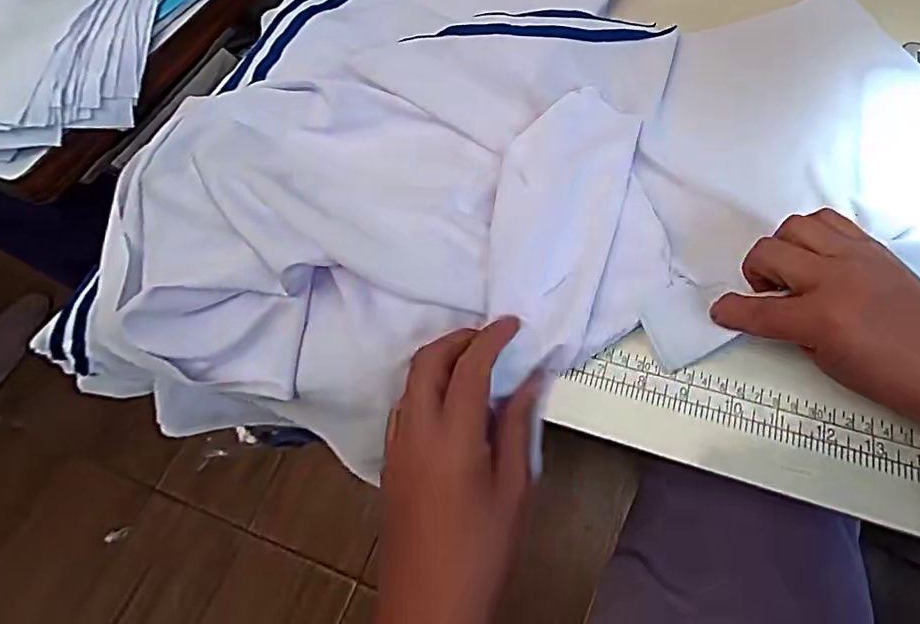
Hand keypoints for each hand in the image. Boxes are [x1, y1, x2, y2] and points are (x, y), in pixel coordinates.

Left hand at [377, 318, 542, 623]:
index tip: (512, 324)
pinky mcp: (389, 463)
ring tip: (475, 363)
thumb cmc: (480, 554)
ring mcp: (397, 447)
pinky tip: (451, 402)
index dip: (492, 336)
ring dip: (441, 358)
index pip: (470, 365)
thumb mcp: (514, 489)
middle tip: (491, 338)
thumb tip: (529, 380)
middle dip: (459, 337)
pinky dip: (426, 385)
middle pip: (428, 360)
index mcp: (452, 437)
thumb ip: (517, 426)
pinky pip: (405, 405)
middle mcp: (416, 432)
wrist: (428, 613)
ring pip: (412, 379)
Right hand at [709, 209, 919, 435]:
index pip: (760, 311)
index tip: (722, 310)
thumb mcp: (830, 362)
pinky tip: (819, 255)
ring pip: (796, 226)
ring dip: (783, 246)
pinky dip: (814, 233)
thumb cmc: (897, 378)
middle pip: (768, 253)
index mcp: (824, 317)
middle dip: (755, 272)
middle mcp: (836, 278)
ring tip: (792, 269)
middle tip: (765, 290)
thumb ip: (794, 330)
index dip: (733, 312)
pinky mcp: (873, 248)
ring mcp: (856, 257)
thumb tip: (774, 311)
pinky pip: (830, 221)